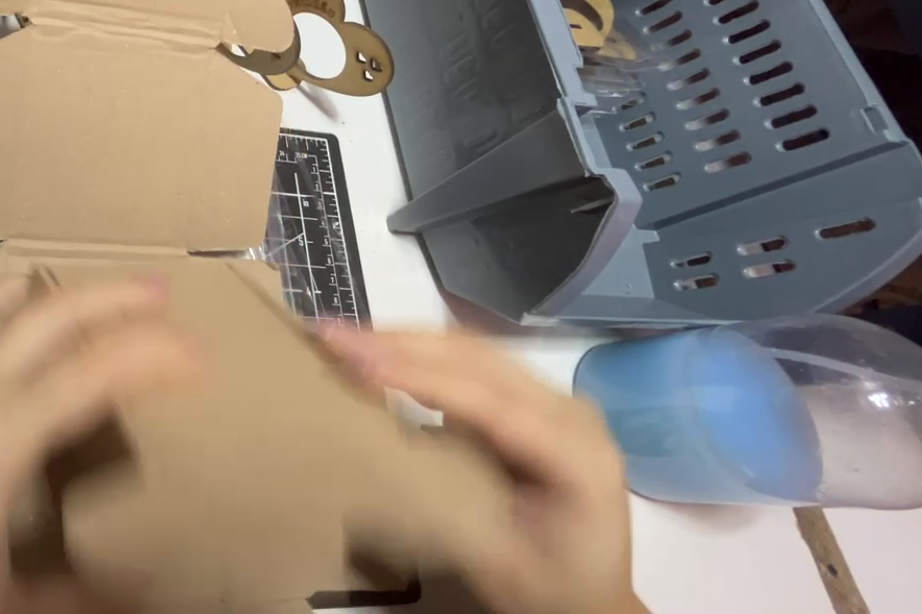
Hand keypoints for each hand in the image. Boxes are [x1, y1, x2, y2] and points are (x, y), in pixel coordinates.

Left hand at [0, 272, 203, 613]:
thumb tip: (143, 589)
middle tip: (159, 296)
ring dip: (47, 291)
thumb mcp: (1, 612)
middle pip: (48, 310)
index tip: (199, 354)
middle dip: (111, 295)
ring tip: (86, 300)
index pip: (95, 369)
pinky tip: (5, 334)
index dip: (154, 354)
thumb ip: (78, 592)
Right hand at [318, 327, 645, 613]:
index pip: (488, 402)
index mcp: (577, 454)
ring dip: (398, 338)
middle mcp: (567, 409)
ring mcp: (545, 394)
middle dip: (395, 342)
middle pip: (473, 357)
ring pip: (464, 346)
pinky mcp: (521, 391)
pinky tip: (372, 347)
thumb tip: (376, 447)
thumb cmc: (548, 589)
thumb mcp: (496, 563)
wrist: (591, 596)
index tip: (355, 363)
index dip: (419, 376)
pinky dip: (412, 349)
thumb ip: (445, 504)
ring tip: (339, 334)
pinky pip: (463, 356)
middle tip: (330, 335)